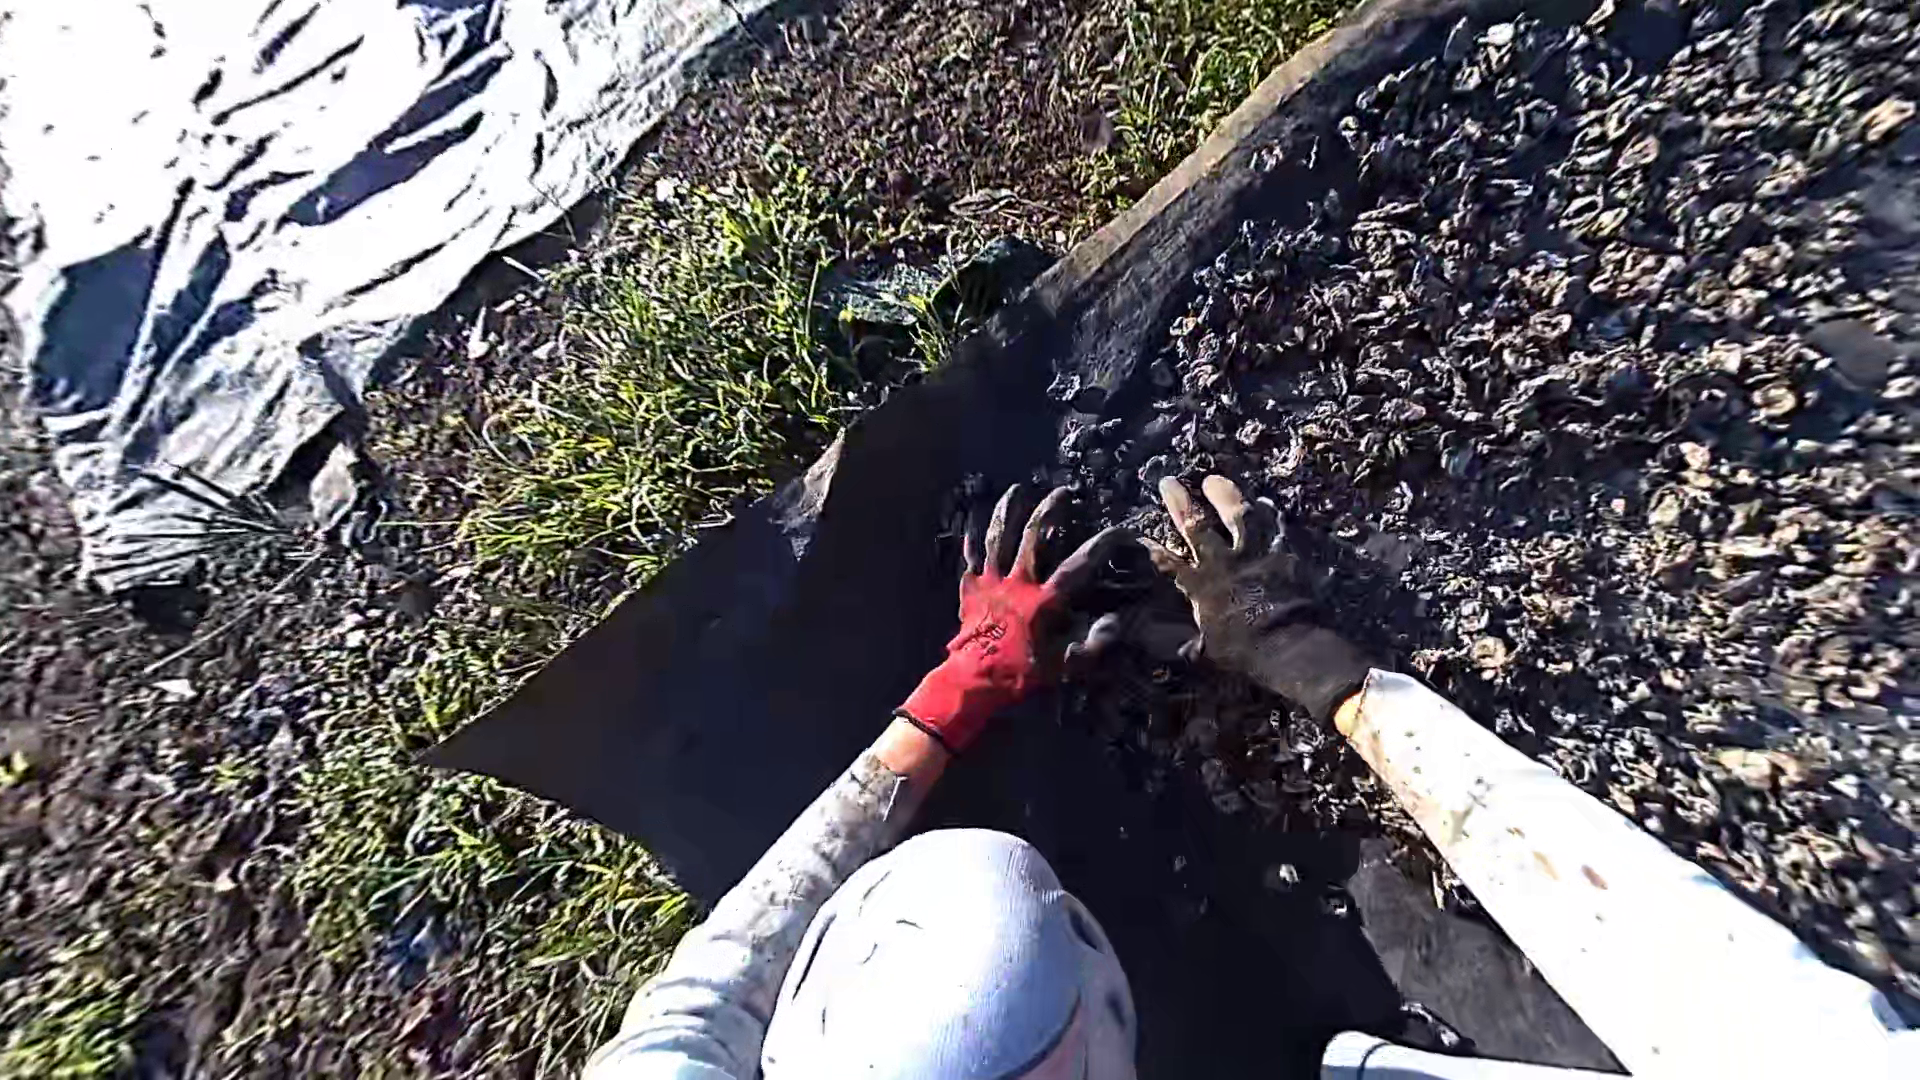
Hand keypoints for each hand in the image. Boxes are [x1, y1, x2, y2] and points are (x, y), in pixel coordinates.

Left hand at [898, 485, 1127, 752]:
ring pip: (1001, 535)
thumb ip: (1092, 643)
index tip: (1119, 530)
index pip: (1078, 565)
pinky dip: (973, 531)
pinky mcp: (971, 584)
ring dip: (1010, 510)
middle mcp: (1018, 581)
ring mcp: (992, 579)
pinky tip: (974, 512)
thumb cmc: (1021, 671)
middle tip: (1063, 492)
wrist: (975, 678)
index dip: (1101, 545)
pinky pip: (971, 551)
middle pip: (1035, 535)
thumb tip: (1118, 621)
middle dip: (1051, 510)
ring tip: (1018, 489)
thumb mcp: (1063, 664)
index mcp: (1044, 600)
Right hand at [1139, 475, 1374, 723]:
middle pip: (1197, 526)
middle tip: (1169, 482)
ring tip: (1214, 480)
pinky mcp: (1285, 556)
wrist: (1290, 646)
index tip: (1140, 536)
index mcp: (1200, 586)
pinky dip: (1270, 515)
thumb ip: (1184, 641)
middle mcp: (1223, 563)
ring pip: (1238, 517)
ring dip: (1225, 496)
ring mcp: (1255, 555)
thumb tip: (1160, 646)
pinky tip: (1265, 503)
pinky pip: (1277, 528)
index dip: (1153, 549)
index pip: (1169, 563)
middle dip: (1181, 503)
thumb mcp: (1204, 651)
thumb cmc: (1243, 653)